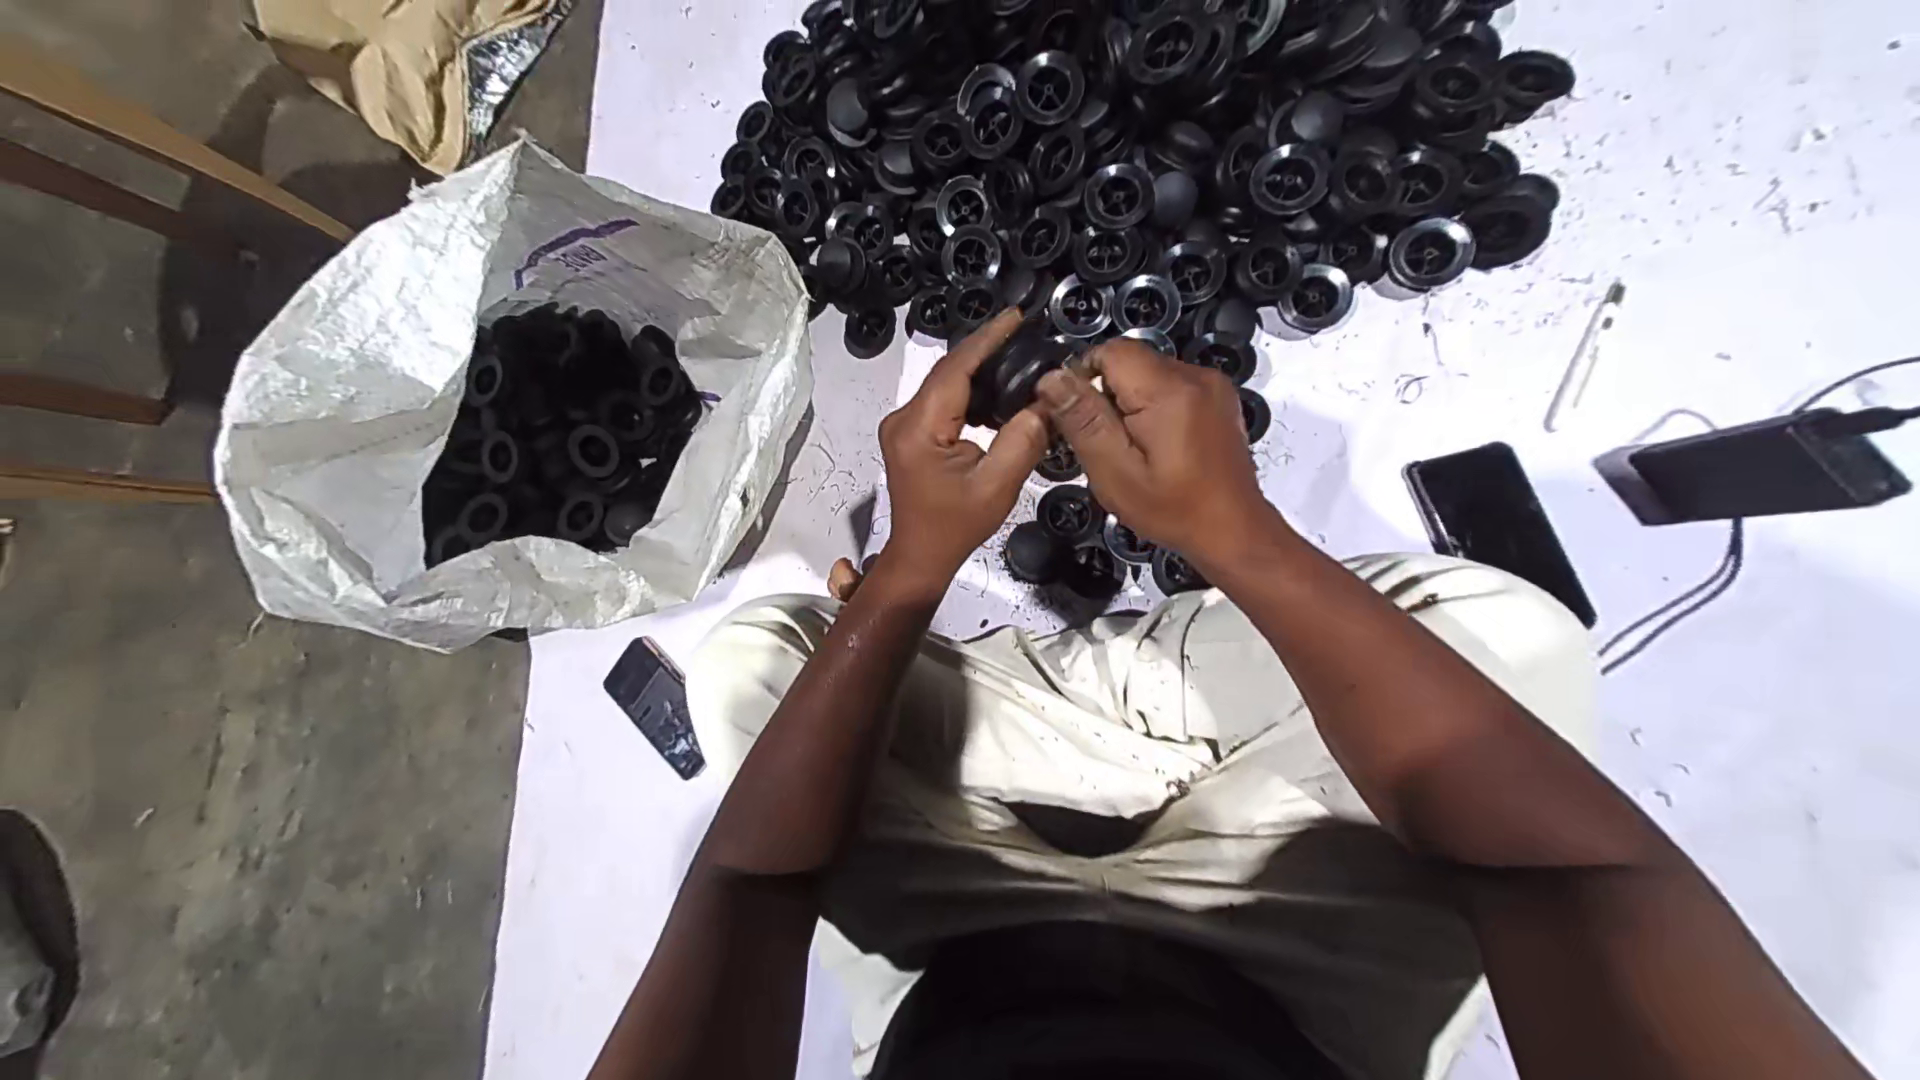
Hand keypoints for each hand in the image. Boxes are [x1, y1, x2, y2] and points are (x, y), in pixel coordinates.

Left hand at [878, 309, 1048, 587]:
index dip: (987, 339)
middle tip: (1024, 334)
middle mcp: (903, 420)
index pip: (955, 369)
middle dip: (986, 350)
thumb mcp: (997, 487)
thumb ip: (1023, 440)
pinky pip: (941, 400)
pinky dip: (969, 392)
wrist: (921, 554)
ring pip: (944, 383)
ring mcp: (902, 426)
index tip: (1015, 318)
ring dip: (979, 370)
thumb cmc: (953, 529)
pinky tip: (995, 393)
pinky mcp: (909, 433)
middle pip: (948, 371)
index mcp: (918, 430)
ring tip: (1016, 358)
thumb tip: (1045, 401)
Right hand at [1034, 340, 1289, 574]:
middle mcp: (1196, 378)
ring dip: (1130, 405)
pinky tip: (1157, 447)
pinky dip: (1154, 410)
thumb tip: (1052, 379)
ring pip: (1147, 375)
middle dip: (1108, 397)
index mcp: (1168, 391)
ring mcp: (1211, 387)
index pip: (1109, 350)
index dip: (1085, 379)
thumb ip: (1083, 420)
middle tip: (1110, 444)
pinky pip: (1170, 388)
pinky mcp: (1217, 399)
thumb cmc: (1177, 510)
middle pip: (1129, 362)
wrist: (1231, 530)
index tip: (1082, 417)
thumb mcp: (1114, 471)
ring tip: (1135, 450)